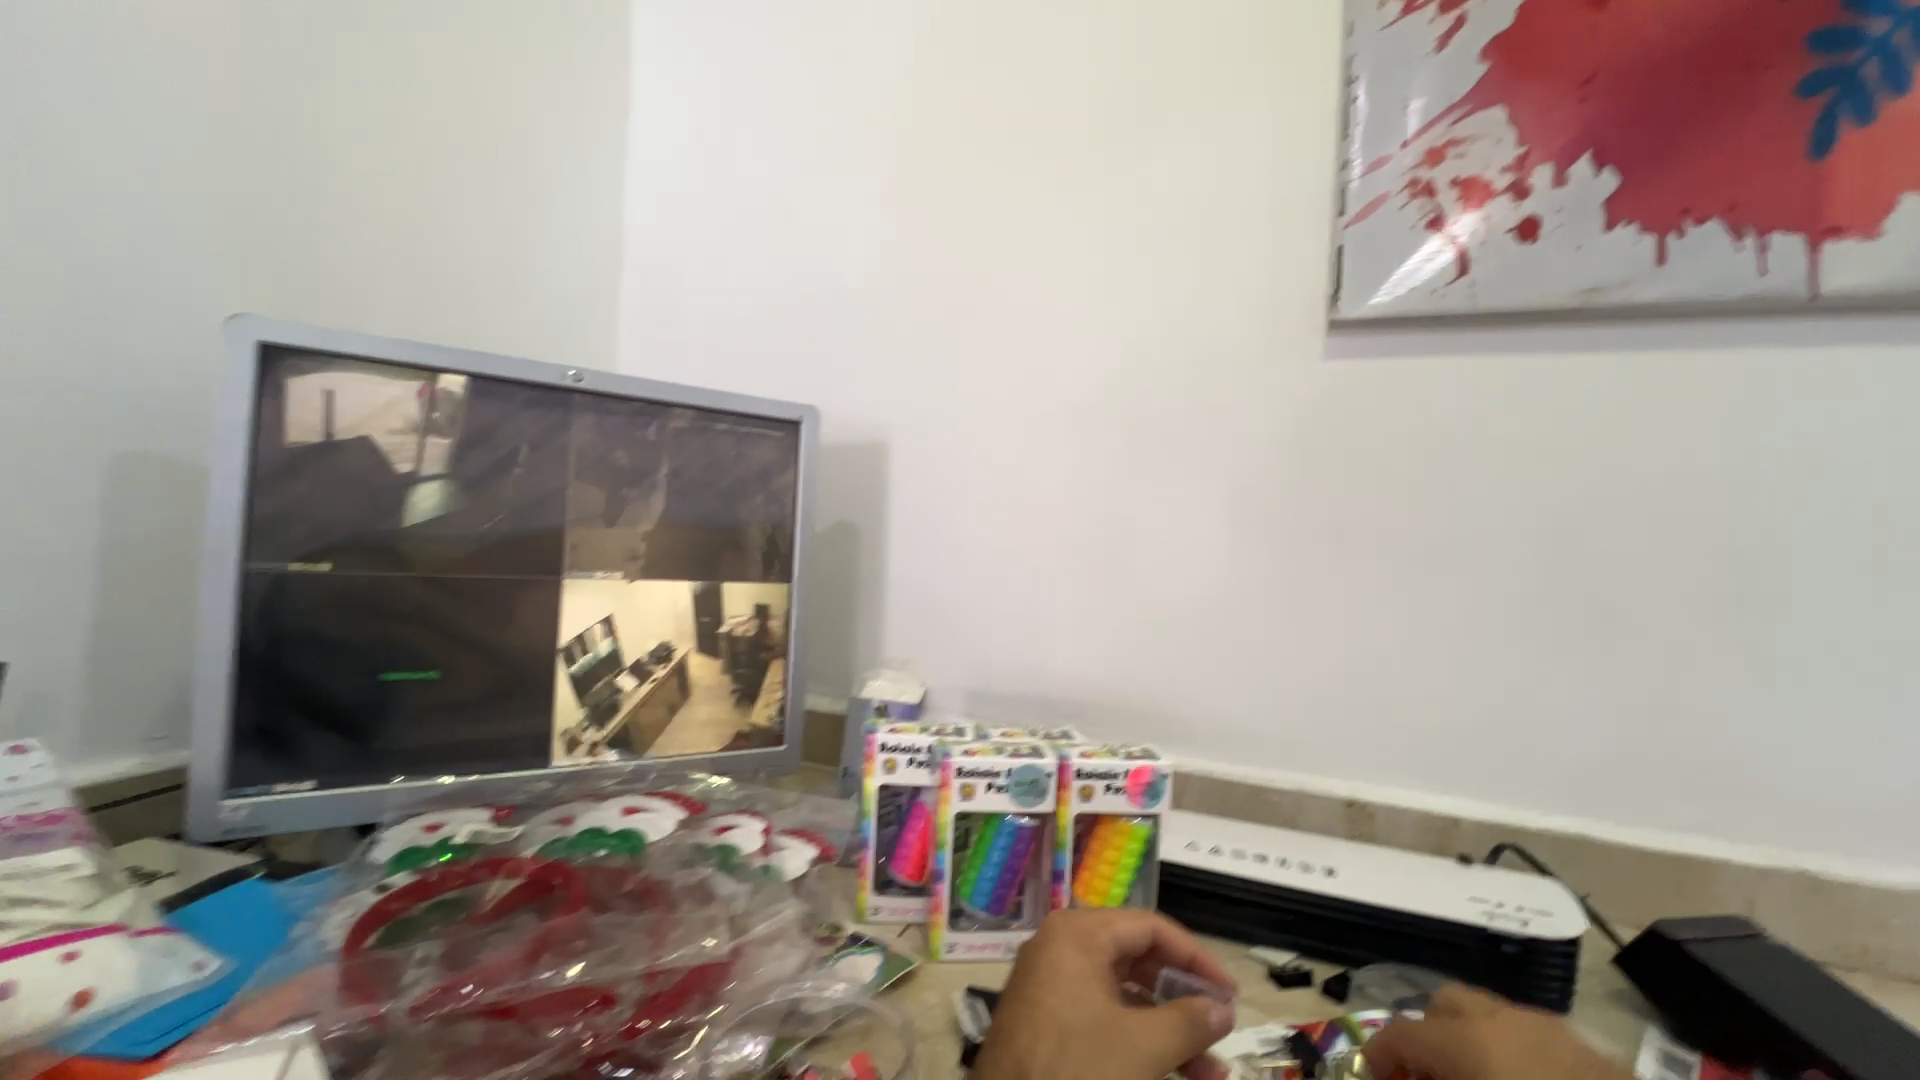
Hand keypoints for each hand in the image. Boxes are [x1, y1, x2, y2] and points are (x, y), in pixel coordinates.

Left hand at [973, 909, 1236, 1079]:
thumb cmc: (1076, 1069)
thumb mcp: (1142, 1047)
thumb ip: (1188, 1022)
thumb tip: (1222, 1009)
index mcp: (1078, 934)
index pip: (1150, 927)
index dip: (1196, 960)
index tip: (1230, 995)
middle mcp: (1062, 948)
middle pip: (1138, 960)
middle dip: (1184, 1002)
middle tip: (1222, 1032)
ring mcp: (1052, 984)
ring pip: (1125, 995)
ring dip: (1169, 1030)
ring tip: (1211, 1072)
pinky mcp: (1049, 1020)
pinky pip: (1104, 1016)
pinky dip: (1139, 1040)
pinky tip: (1174, 1071)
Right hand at [1363, 985, 1632, 1079]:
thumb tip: (1402, 1078)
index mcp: (1465, 1040)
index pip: (1399, 1033)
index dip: (1379, 1056)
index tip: (1375, 1078)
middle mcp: (1499, 1020)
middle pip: (1443, 1005)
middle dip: (1428, 1038)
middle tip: (1429, 1079)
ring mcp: (1548, 1029)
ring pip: (1489, 1016)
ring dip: (1470, 1042)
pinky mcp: (1589, 1050)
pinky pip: (1531, 1036)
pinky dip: (1513, 1054)